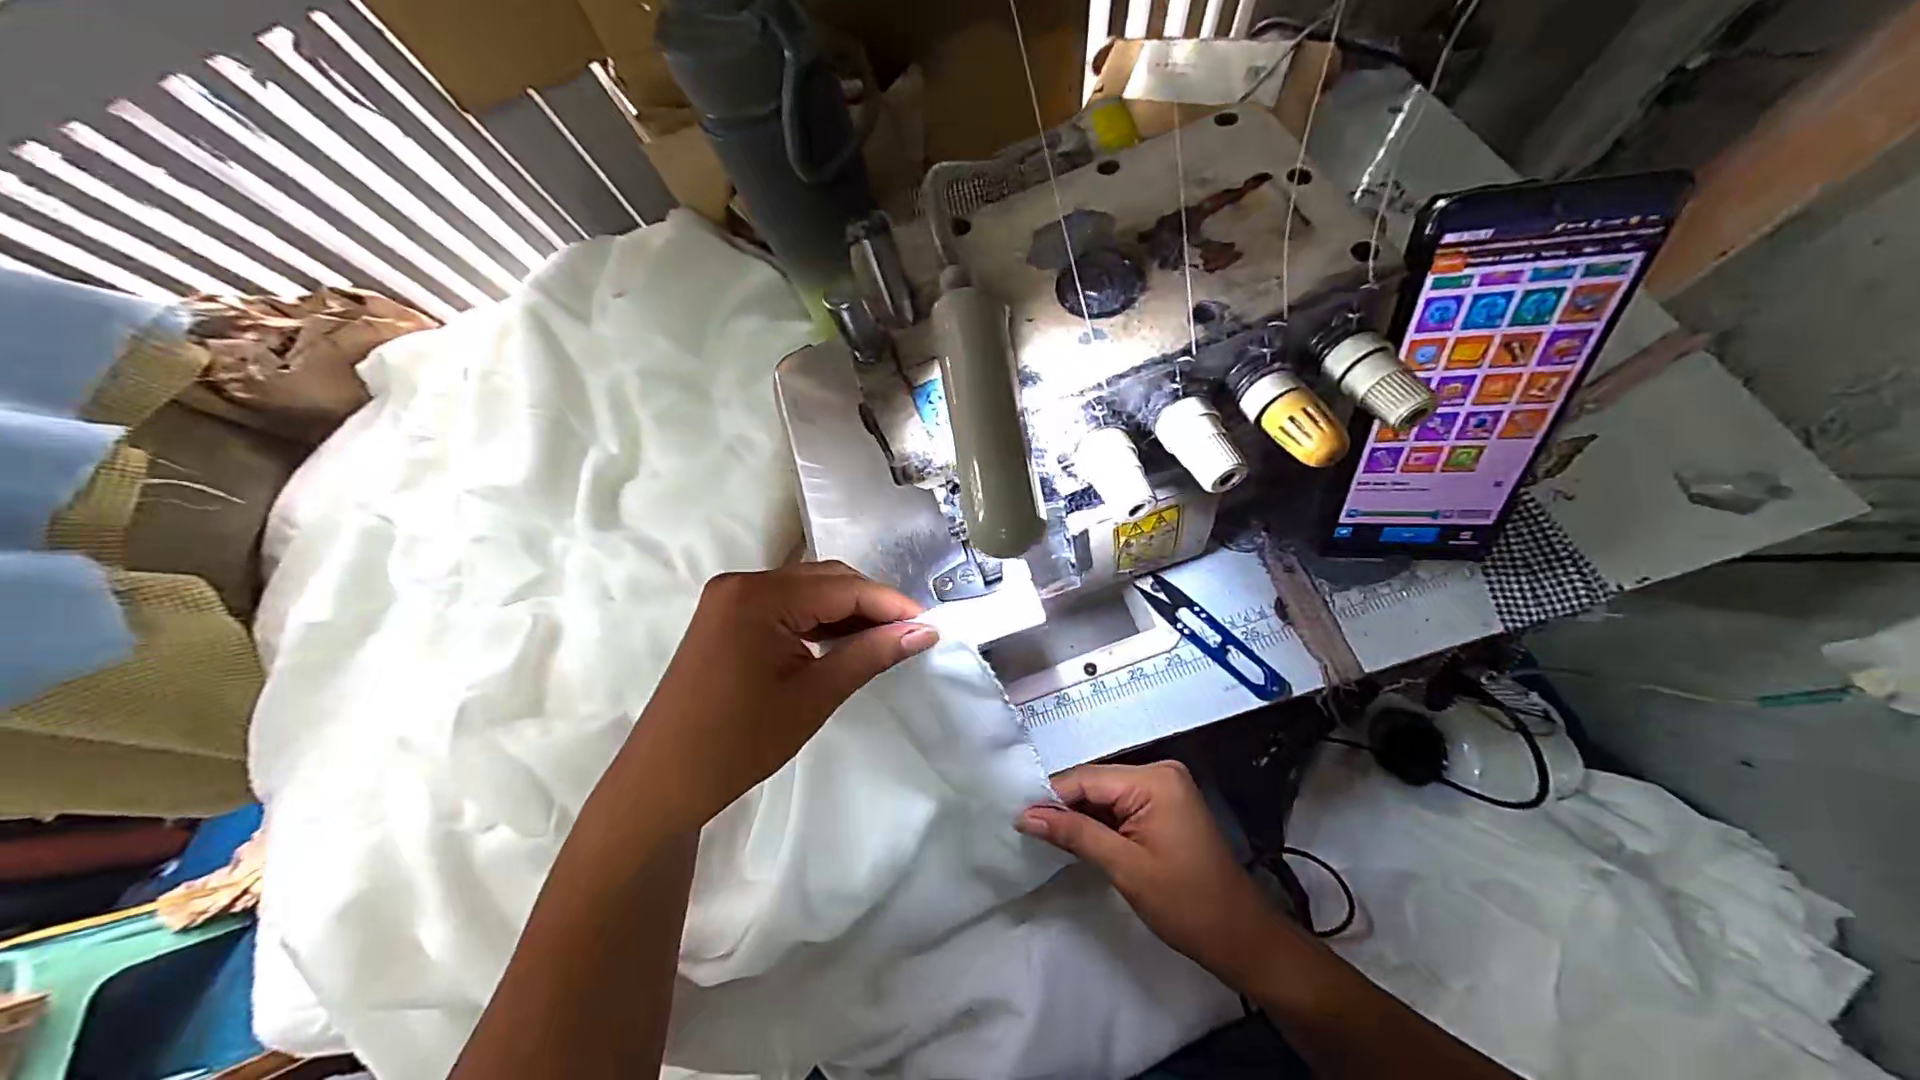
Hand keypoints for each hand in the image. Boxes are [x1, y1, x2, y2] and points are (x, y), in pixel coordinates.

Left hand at [629, 561, 937, 827]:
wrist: (664, 781)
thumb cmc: (739, 742)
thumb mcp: (814, 696)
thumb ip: (871, 654)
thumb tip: (923, 632)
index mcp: (759, 596)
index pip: (842, 587)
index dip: (891, 605)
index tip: (931, 625)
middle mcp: (742, 583)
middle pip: (824, 580)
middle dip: (870, 605)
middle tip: (911, 635)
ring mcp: (729, 598)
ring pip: (806, 591)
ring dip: (845, 612)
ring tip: (884, 641)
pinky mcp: (726, 616)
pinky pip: (784, 605)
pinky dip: (816, 620)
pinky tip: (842, 642)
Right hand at [1018, 761, 1287, 989]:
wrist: (1241, 937)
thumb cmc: (1187, 904)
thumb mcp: (1125, 868)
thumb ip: (1074, 834)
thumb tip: (1027, 815)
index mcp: (1154, 780)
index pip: (1086, 779)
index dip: (1050, 798)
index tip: (1018, 818)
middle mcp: (1159, 772)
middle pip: (1094, 783)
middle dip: (1063, 807)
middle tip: (1027, 829)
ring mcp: (1164, 788)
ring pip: (1104, 795)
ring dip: (1079, 816)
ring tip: (1045, 835)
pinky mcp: (1164, 805)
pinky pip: (1120, 805)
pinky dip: (1099, 823)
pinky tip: (1078, 838)